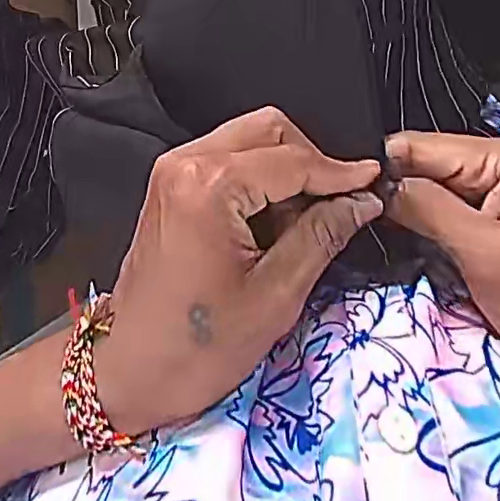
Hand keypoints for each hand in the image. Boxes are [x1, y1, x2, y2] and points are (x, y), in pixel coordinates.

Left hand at [95, 107, 384, 434]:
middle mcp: (186, 164)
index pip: (294, 159)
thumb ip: (323, 234)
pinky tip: (272, 220)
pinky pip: (230, 157)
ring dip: (287, 170)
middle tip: (336, 204)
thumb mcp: (276, 294)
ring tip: (300, 221)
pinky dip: (261, 178)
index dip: (341, 172)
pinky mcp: (173, 184)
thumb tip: (360, 202)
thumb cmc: (194, 348)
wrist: (127, 371)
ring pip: (251, 138)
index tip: (372, 182)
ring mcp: (174, 170)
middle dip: (311, 161)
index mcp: (209, 186)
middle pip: (270, 129)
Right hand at [384, 131, 499, 401]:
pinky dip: (416, 227)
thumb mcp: (489, 255)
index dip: (384, 168)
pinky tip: (401, 241)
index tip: (350, 197)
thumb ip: (431, 209)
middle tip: (357, 220)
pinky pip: (435, 213)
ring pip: (422, 190)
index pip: (421, 144)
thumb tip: (379, 184)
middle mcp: (497, 167)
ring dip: (400, 210)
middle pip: (419, 164)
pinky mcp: (483, 224)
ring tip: (372, 232)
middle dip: (390, 190)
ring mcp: (490, 196)